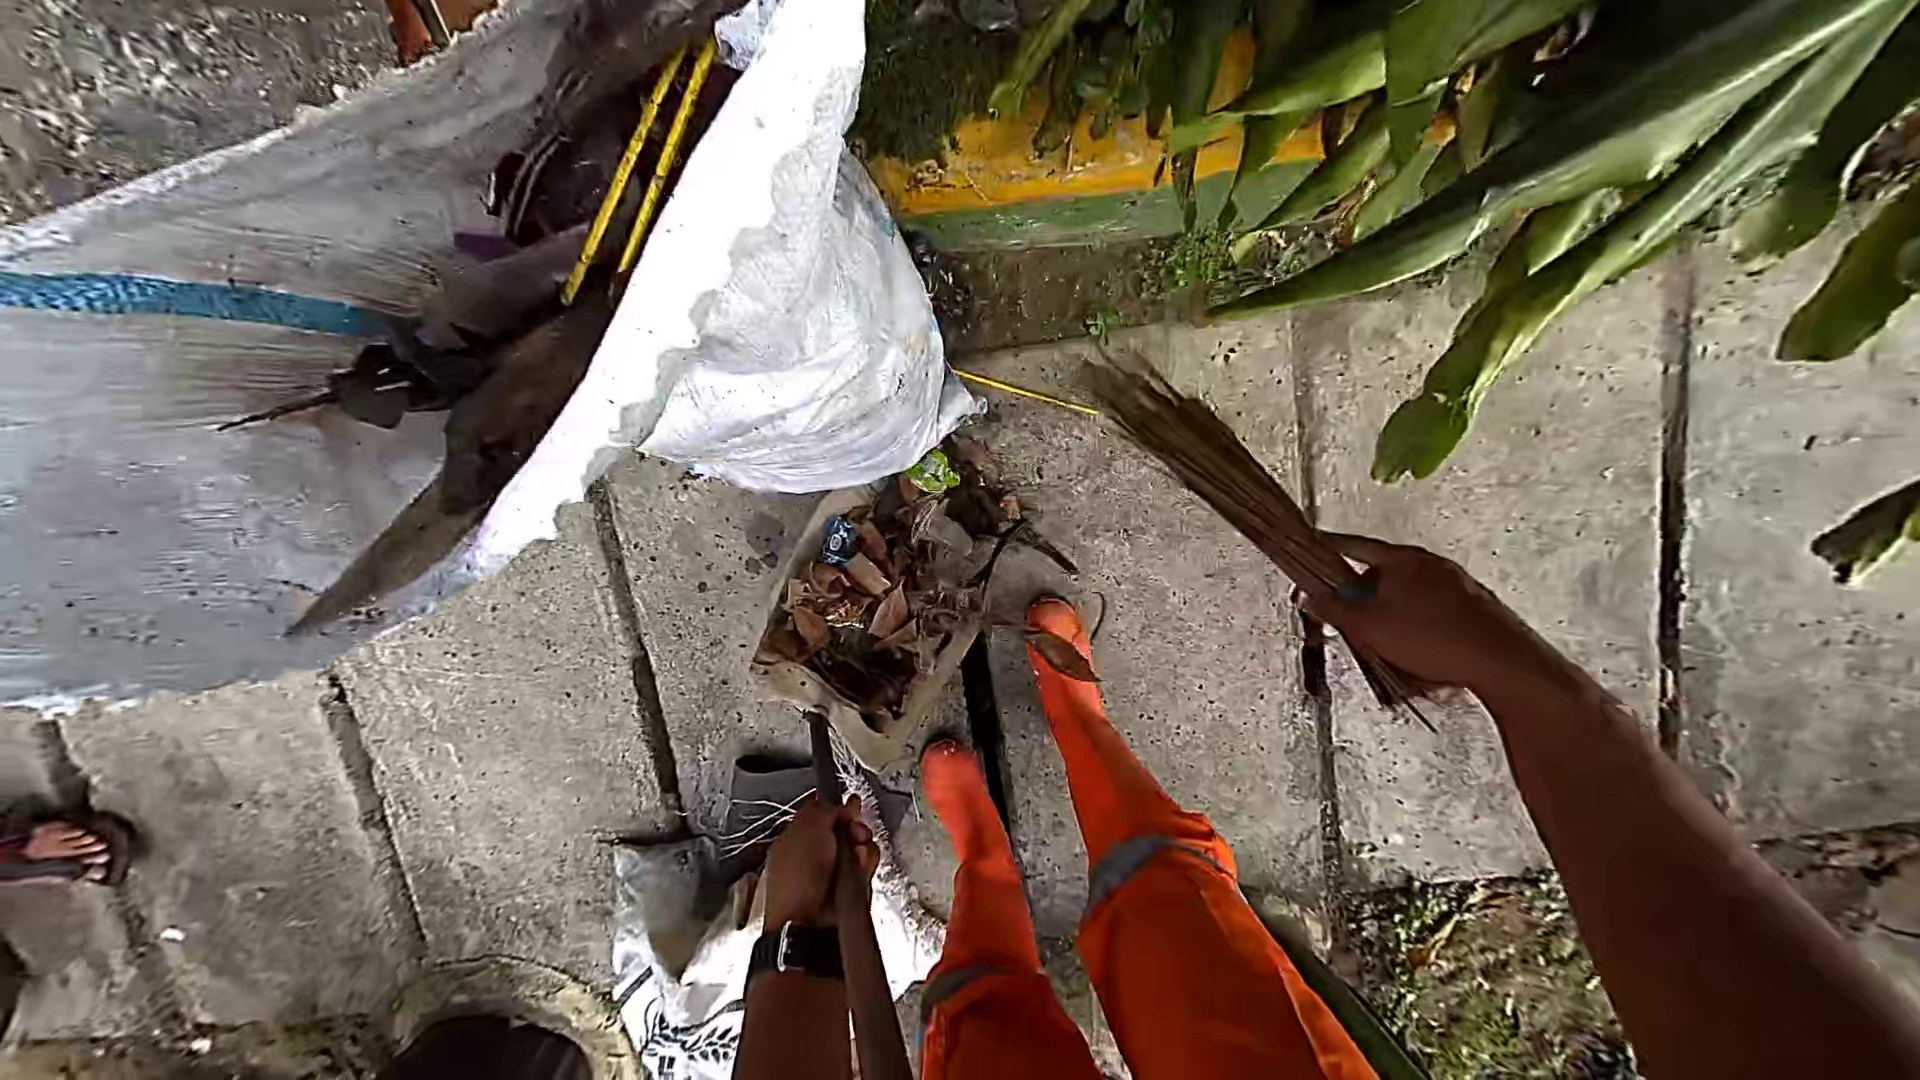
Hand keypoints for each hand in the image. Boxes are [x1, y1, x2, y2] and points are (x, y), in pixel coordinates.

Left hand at [762, 795, 878, 928]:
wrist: (812, 922)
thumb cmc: (798, 876)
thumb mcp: (809, 827)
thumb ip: (826, 808)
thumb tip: (843, 804)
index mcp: (795, 840)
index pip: (820, 813)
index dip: (835, 806)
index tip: (847, 803)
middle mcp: (814, 855)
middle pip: (844, 826)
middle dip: (853, 825)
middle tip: (853, 830)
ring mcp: (834, 871)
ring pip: (859, 843)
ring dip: (861, 844)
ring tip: (854, 854)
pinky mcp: (852, 885)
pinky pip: (867, 863)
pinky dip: (866, 862)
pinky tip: (858, 867)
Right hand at [1305, 533, 1568, 693]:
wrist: (1506, 666)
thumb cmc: (1433, 638)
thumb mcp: (1368, 625)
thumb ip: (1333, 609)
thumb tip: (1312, 597)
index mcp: (1404, 560)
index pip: (1355, 546)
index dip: (1330, 547)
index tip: (1313, 546)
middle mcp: (1432, 566)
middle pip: (1379, 577)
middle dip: (1361, 601)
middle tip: (1349, 624)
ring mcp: (1457, 587)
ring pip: (1404, 600)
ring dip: (1388, 621)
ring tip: (1386, 649)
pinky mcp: (1474, 611)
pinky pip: (1429, 616)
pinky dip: (1414, 630)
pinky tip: (1414, 656)